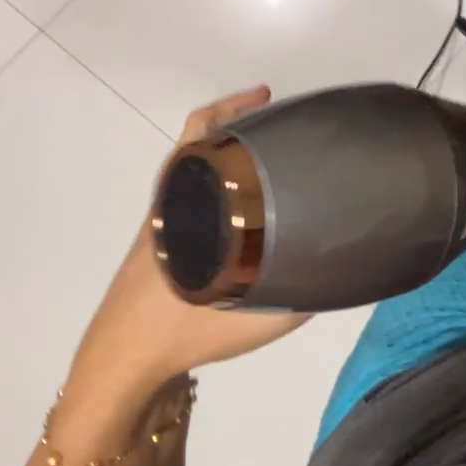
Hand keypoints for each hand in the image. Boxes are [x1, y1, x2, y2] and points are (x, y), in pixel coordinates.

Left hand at [66, 86, 308, 398]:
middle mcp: (172, 204)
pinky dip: (219, 185)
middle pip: (195, 142)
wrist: (121, 368)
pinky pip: (190, 196)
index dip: (233, 107)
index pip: (201, 135)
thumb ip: (304, 294)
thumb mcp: (258, 317)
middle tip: (281, 122)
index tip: (268, 96)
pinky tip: (248, 210)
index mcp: (189, 204)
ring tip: (270, 158)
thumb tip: (344, 271)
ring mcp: (160, 225)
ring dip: (225, 154)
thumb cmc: (185, 333)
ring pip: (192, 170)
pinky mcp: (157, 246)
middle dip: (237, 123)